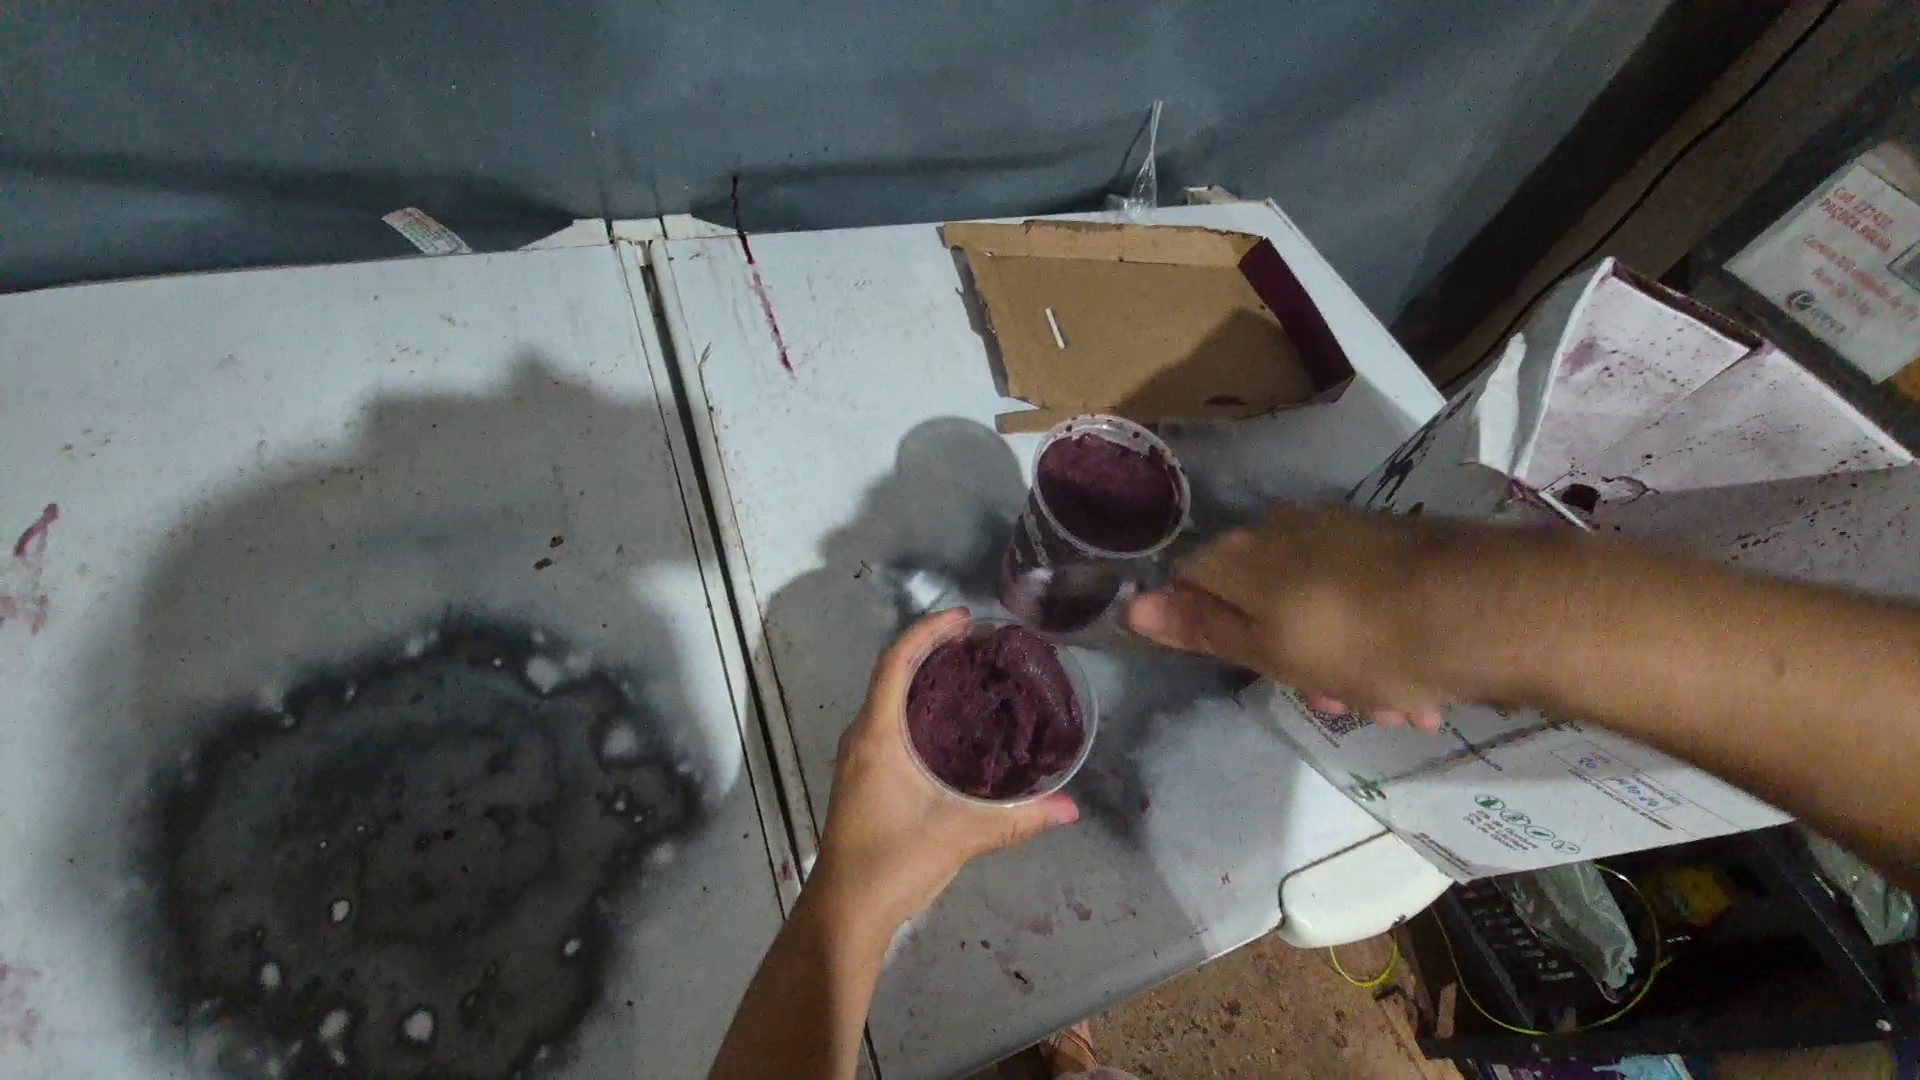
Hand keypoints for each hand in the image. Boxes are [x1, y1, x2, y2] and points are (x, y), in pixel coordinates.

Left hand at [810, 608, 1080, 933]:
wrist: (844, 912)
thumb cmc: (892, 863)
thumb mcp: (958, 836)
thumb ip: (1016, 819)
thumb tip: (1070, 808)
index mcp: (877, 736)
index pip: (896, 663)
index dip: (927, 632)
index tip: (964, 620)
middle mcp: (862, 736)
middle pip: (893, 672)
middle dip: (931, 647)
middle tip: (977, 641)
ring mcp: (859, 755)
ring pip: (889, 696)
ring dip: (922, 675)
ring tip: (969, 668)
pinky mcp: (864, 773)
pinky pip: (889, 718)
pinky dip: (917, 702)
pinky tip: (950, 719)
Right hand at [1124, 503, 1535, 731]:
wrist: (1483, 609)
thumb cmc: (1355, 641)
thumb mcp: (1267, 648)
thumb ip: (1198, 628)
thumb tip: (1129, 607)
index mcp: (1241, 556)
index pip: (1190, 586)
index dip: (1209, 633)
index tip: (1251, 673)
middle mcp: (1282, 533)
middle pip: (1259, 601)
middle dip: (1289, 659)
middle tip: (1332, 704)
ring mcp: (1339, 534)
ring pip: (1316, 607)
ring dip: (1341, 661)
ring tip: (1393, 706)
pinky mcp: (1390, 545)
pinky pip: (1362, 598)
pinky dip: (1377, 640)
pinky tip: (1417, 682)